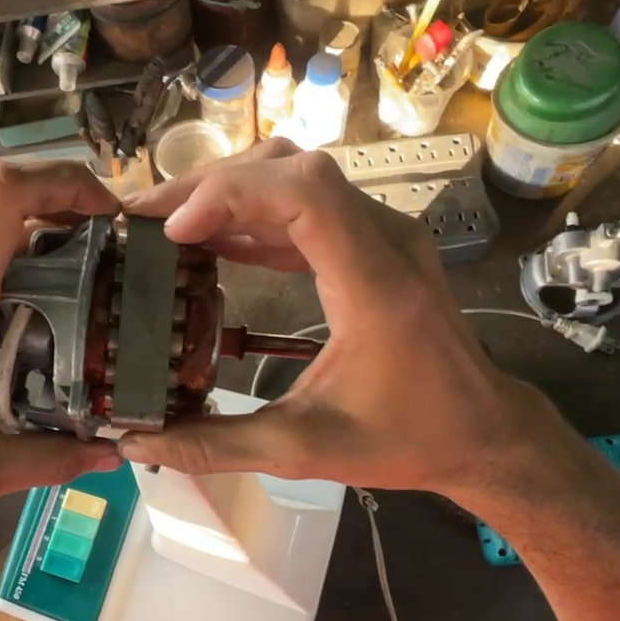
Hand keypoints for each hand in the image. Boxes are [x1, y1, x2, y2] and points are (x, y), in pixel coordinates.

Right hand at [116, 139, 557, 496]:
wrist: (482, 431)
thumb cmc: (406, 439)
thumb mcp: (303, 451)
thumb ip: (216, 446)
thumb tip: (137, 444)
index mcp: (374, 282)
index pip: (304, 191)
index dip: (230, 194)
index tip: (173, 232)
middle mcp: (383, 239)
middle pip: (291, 169)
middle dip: (211, 186)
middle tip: (145, 219)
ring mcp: (382, 235)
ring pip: (297, 178)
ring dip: (228, 194)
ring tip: (166, 225)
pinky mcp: (374, 245)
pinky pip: (307, 208)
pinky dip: (253, 216)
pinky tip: (210, 243)